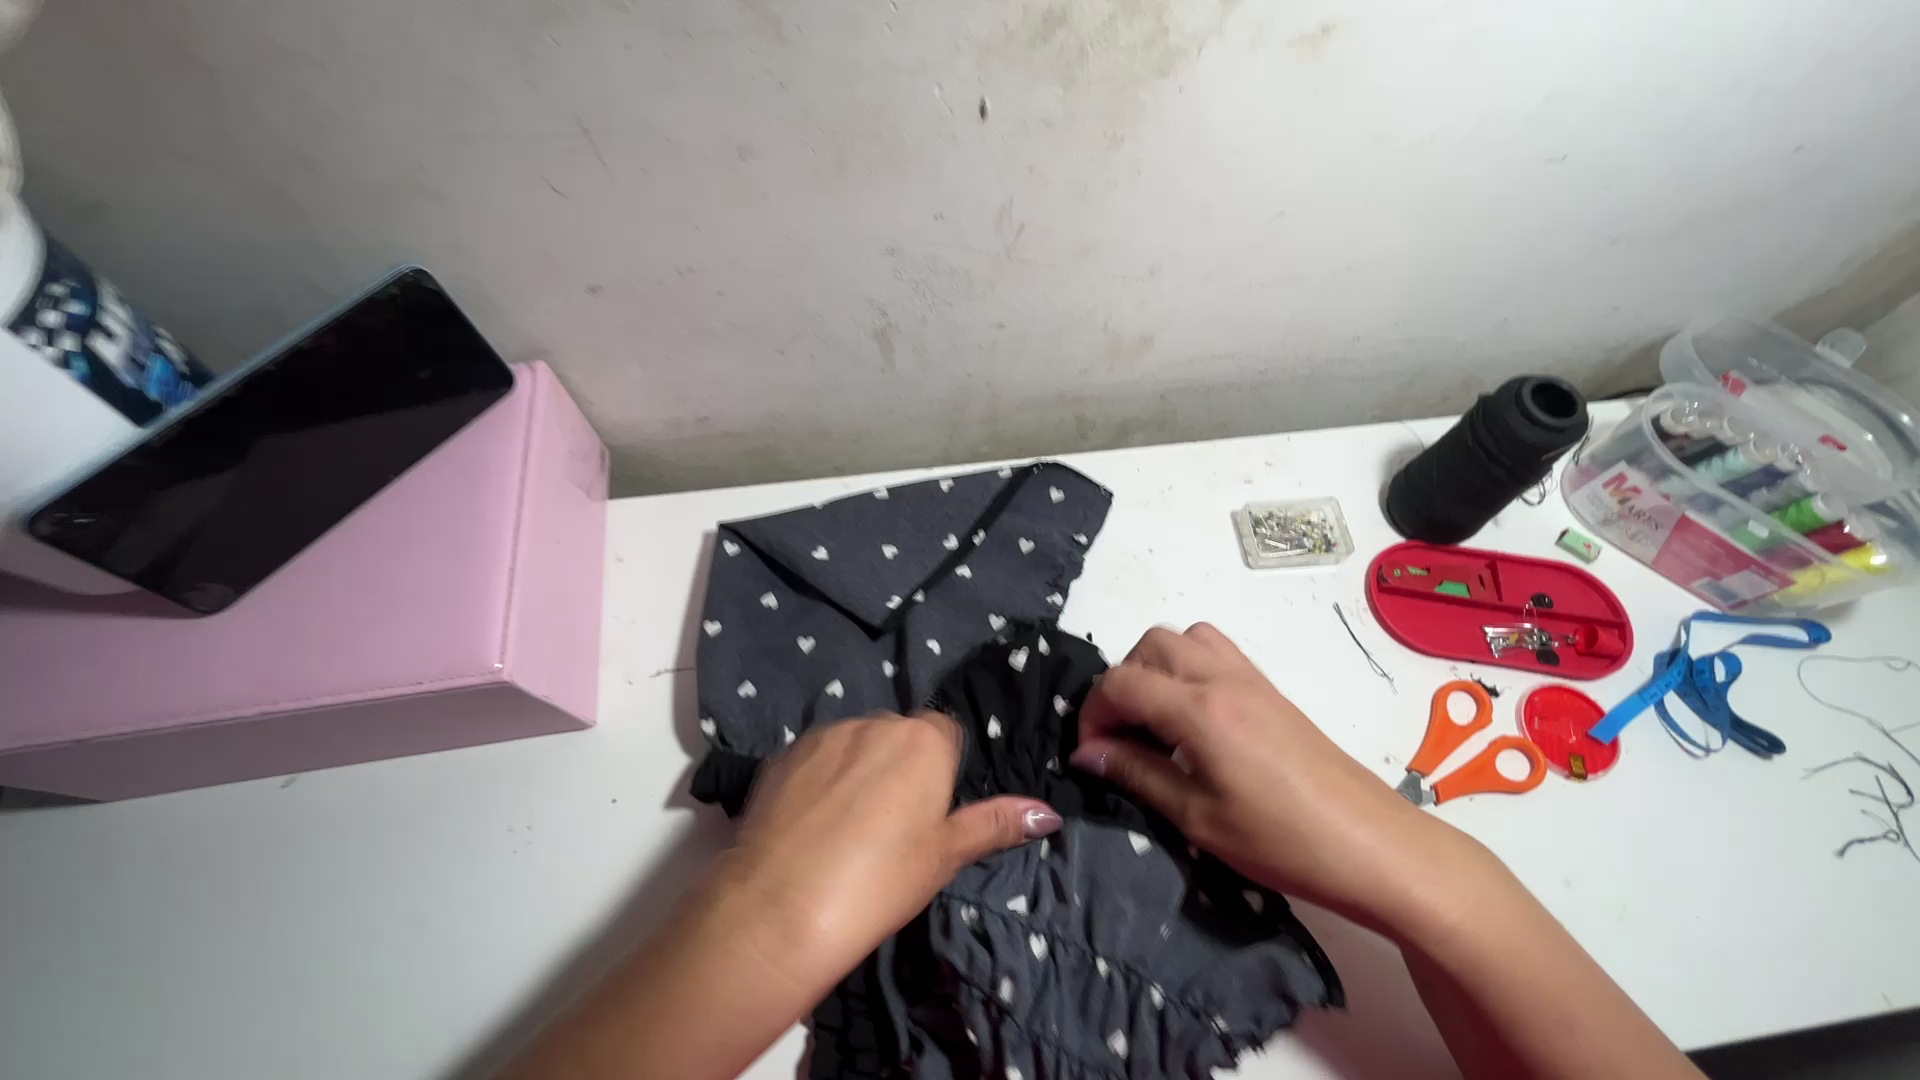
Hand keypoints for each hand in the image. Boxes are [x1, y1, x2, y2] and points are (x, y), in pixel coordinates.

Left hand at [713, 709, 1060, 998]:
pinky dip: (820, 778)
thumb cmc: (879, 881)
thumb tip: (1048, 812)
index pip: (946, 733)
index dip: (940, 770)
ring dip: (859, 768)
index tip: (929, 810)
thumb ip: (995, 823)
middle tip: (891, 824)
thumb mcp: (945, 855)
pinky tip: (812, 823)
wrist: (780, 906)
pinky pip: (816, 757)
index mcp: (923, 741)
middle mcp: (875, 723)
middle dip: (900, 766)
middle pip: (899, 735)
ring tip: (846, 827)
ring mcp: (824, 735)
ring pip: (855, 743)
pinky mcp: (783, 754)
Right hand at [1071, 623, 1480, 927]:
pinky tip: (1193, 720)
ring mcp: (1252, 679)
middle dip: (1120, 683)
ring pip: (1185, 638)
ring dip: (1155, 667)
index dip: (1092, 714)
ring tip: (1154, 720)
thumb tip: (1086, 753)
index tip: (1090, 755)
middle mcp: (1223, 678)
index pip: (1122, 683)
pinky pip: (1216, 652)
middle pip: (1150, 645)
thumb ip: (1137, 775)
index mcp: (1200, 710)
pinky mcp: (1271, 691)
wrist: (1374, 848)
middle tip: (1120, 735)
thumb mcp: (1197, 818)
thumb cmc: (1282, 842)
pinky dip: (1187, 668)